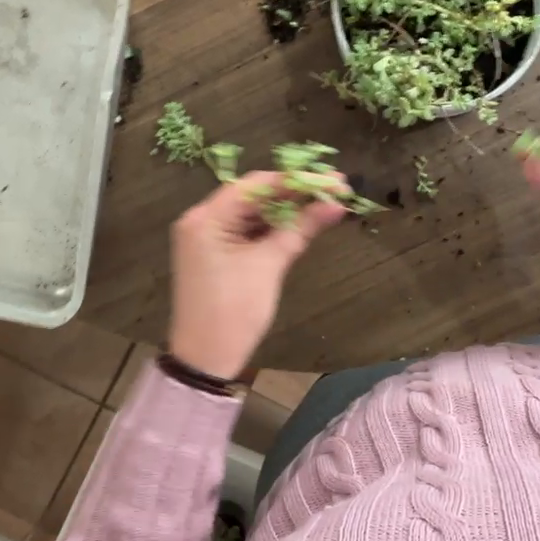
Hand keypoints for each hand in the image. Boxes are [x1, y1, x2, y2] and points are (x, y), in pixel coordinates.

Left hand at [168, 171, 345, 379]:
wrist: (205, 360)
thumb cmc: (234, 311)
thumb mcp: (270, 265)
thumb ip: (302, 227)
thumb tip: (336, 202)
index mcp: (207, 217)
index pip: (259, 184)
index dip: (299, 180)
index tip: (334, 180)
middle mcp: (202, 219)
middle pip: (256, 195)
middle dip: (297, 193)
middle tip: (337, 190)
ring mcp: (207, 236)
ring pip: (254, 212)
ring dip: (288, 210)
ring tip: (327, 204)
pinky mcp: (216, 251)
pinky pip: (248, 229)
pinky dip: (274, 227)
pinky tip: (303, 222)